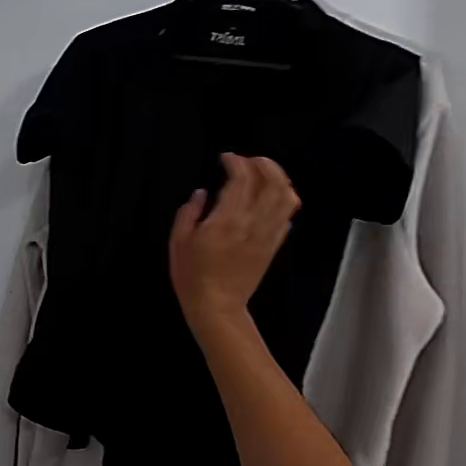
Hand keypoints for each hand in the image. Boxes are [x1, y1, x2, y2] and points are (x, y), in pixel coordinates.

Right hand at [169, 153, 300, 331]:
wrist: (216, 307)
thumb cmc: (193, 276)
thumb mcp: (179, 242)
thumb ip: (189, 212)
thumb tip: (201, 194)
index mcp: (227, 219)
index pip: (242, 178)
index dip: (236, 162)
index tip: (226, 158)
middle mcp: (252, 223)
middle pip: (272, 181)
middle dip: (263, 164)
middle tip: (249, 161)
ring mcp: (267, 235)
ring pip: (286, 197)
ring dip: (279, 179)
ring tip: (265, 174)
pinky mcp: (273, 246)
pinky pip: (287, 217)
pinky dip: (283, 201)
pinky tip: (270, 200)